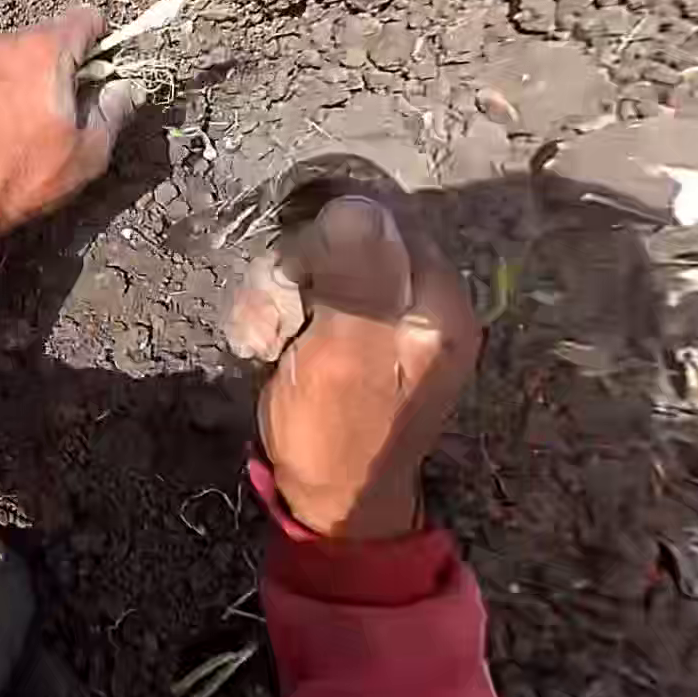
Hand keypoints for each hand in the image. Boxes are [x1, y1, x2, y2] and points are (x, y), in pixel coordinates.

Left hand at [0, 7, 142, 237]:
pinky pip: (0, 70)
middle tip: (73, 105)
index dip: (104, 44)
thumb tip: (127, 88)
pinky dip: (12, 84)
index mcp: (46, 50)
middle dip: (70, 61)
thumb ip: (117, 107)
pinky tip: (13, 119)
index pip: (89, 17)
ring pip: (25, 51)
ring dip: (39, 73)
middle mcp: (9, 44)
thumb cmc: (28, 174)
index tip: (103, 76)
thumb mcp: (91, 149)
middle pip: (55, 33)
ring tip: (39, 116)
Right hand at [226, 196, 480, 539]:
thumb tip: (353, 206)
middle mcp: (411, 298)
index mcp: (432, 300)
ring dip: (269, 299)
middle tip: (275, 325)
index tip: (292, 285)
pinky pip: (298, 295)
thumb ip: (354, 283)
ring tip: (265, 342)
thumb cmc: (335, 429)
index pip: (373, 222)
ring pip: (305, 268)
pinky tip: (265, 344)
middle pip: (332, 242)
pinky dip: (271, 314)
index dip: (317, 242)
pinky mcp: (344, 328)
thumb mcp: (342, 356)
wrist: (328, 490)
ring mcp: (375, 314)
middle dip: (285, 277)